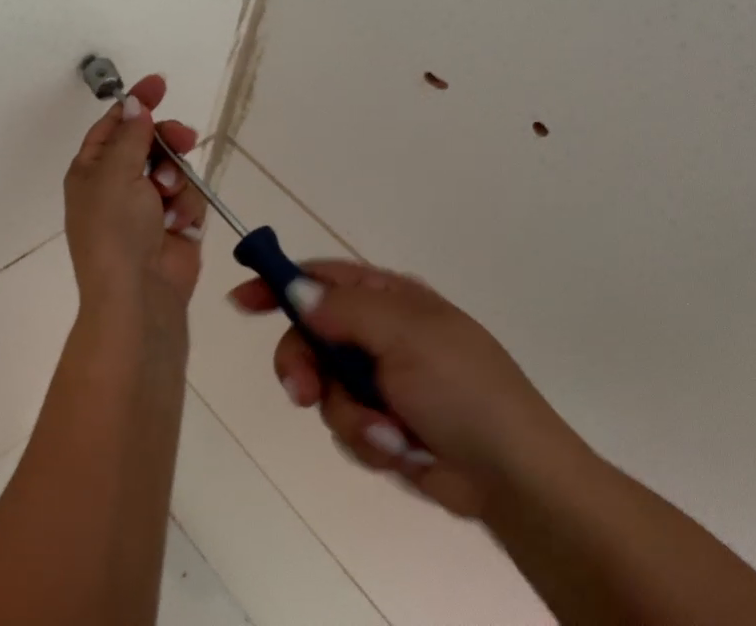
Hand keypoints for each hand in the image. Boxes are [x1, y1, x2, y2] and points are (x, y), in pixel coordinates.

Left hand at [63, 74, 205, 310]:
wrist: (138, 293)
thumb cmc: (115, 229)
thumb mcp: (115, 173)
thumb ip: (130, 135)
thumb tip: (134, 105)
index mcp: (91, 171)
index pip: (113, 126)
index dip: (135, 104)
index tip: (159, 83)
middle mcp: (117, 185)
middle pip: (150, 144)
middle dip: (167, 140)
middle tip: (182, 138)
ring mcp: (147, 206)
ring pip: (175, 169)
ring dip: (176, 180)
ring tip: (167, 199)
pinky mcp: (175, 225)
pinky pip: (189, 198)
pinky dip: (186, 207)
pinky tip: (177, 224)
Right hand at [230, 260, 585, 519]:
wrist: (514, 478)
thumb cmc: (464, 391)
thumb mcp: (406, 335)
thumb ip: (344, 308)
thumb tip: (296, 290)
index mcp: (391, 300)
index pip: (320, 278)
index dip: (277, 284)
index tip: (241, 302)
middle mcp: (381, 335)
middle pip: (308, 336)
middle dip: (304, 366)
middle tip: (303, 391)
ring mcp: (381, 381)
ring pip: (323, 387)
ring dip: (346, 414)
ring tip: (384, 434)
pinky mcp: (382, 424)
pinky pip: (344, 424)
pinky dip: (366, 439)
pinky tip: (398, 450)